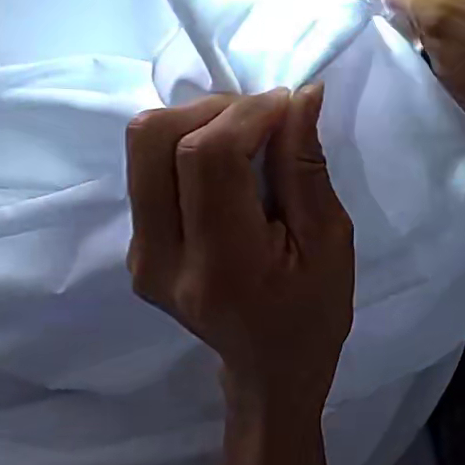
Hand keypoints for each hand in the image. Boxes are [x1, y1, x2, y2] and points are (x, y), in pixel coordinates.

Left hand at [126, 87, 354, 412]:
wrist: (269, 369)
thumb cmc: (313, 309)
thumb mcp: (330, 239)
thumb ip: (306, 165)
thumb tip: (301, 95)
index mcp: (221, 265)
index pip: (207, 156)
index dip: (247, 113)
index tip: (289, 106)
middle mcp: (161, 258)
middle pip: (154, 138)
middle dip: (214, 108)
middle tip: (264, 119)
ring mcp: (139, 253)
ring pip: (143, 143)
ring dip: (198, 119)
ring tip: (247, 136)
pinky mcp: (134, 244)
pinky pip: (149, 165)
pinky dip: (189, 141)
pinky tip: (228, 160)